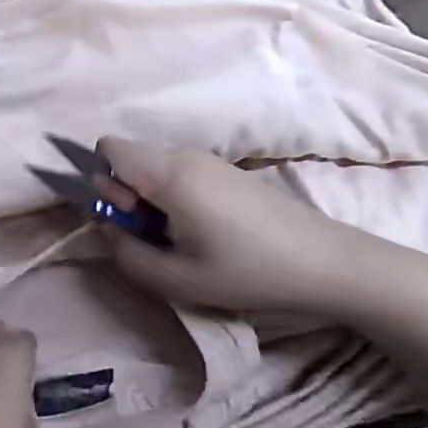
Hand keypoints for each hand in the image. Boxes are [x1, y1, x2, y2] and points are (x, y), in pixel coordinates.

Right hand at [98, 136, 415, 316]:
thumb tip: (107, 229)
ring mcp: (209, 159)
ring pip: (152, 165)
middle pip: (129, 156)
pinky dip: (171, 194)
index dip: (103, 183)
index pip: (108, 149)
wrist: (324, 261)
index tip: (129, 218)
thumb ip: (126, 254)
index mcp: (169, 173)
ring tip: (179, 237)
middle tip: (153, 234)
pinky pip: (177, 170)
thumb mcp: (177, 279)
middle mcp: (185, 154)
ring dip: (148, 196)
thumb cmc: (247, 271)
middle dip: (124, 192)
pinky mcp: (225, 169)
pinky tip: (202, 230)